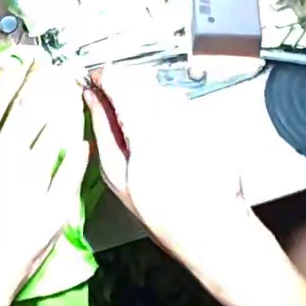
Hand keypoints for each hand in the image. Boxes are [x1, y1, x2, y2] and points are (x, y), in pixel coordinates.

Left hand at [0, 58, 90, 305]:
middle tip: (40, 61)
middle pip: (14, 104)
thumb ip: (68, 175)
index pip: (42, 116)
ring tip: (9, 63)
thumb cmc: (18, 249)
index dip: (53, 93)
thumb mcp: (55, 217)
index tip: (63, 75)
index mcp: (23, 163)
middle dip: (29, 79)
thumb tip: (82, 143)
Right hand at [85, 66, 254, 264]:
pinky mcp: (208, 119)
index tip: (92, 85)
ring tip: (142, 138)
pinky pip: (179, 104)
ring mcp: (194, 112)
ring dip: (144, 102)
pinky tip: (166, 144)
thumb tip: (92, 99)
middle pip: (137, 79)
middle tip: (112, 115)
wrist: (214, 228)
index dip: (100, 78)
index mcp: (144, 121)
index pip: (116, 77)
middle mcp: (172, 109)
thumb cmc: (165, 212)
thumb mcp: (118, 174)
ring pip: (157, 90)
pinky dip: (166, 115)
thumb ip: (102, 128)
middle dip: (121, 91)